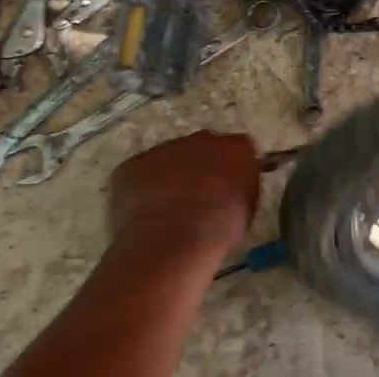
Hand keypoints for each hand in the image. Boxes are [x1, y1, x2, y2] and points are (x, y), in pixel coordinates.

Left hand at [107, 130, 259, 251]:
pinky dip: (139, 191)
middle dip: (198, 170)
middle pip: (201, 150)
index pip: (236, 151)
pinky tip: (142, 215)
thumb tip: (229, 191)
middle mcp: (203, 139)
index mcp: (236, 147)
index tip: (224, 191)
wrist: (174, 240)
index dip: (228, 172)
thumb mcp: (246, 208)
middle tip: (194, 200)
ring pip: (167, 161)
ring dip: (167, 179)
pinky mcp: (132, 166)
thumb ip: (239, 188)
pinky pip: (137, 175)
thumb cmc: (219, 228)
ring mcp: (164, 149)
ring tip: (164, 212)